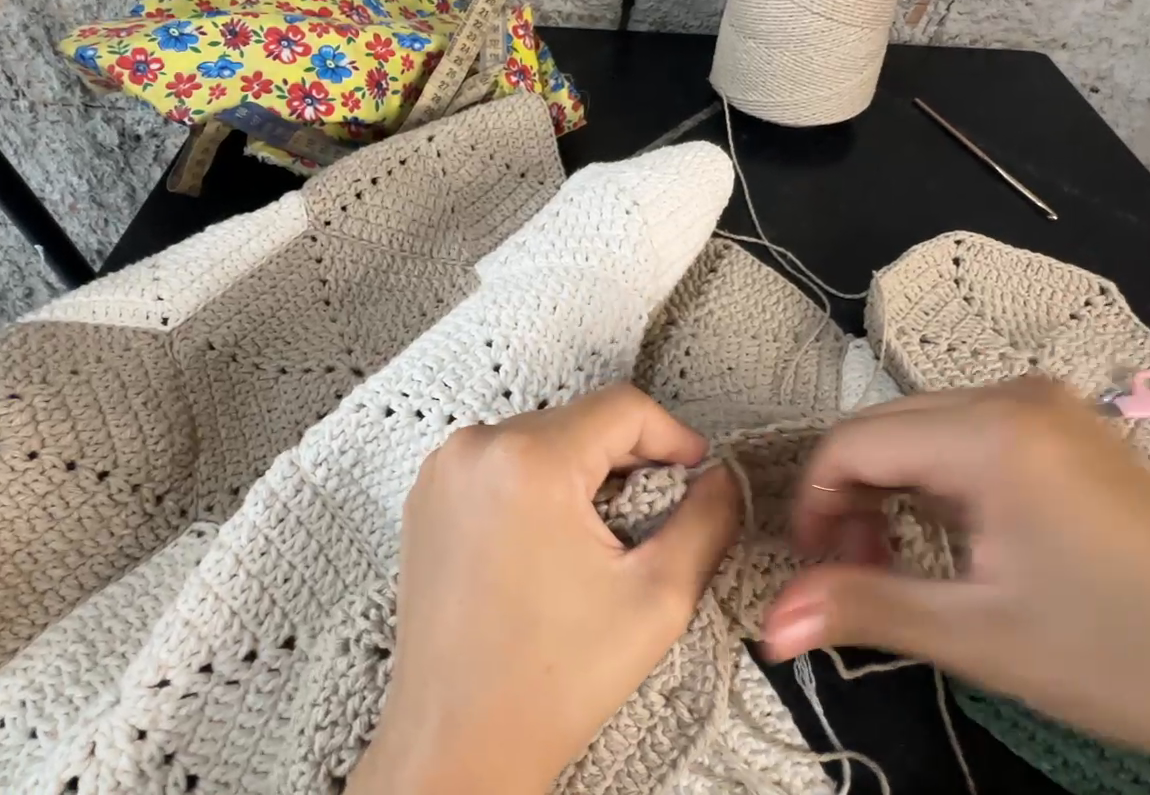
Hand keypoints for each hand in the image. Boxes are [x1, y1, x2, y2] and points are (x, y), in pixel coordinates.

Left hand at [349, 384, 740, 794]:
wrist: (457, 743)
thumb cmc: (548, 682)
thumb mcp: (657, 598)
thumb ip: (706, 521)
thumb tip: (721, 478)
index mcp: (529, 462)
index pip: (621, 406)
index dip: (671, 433)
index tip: (694, 468)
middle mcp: (476, 449)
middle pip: (580, 420)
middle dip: (628, 457)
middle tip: (654, 511)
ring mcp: (444, 471)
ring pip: (542, 437)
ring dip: (582, 470)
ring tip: (601, 534)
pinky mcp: (428, 494)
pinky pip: (502, 461)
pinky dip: (538, 482)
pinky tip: (551, 540)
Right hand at [759, 378, 1149, 794]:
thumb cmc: (1126, 654)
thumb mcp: (977, 635)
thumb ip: (861, 609)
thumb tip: (767, 625)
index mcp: (987, 430)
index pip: (849, 443)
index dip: (814, 505)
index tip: (814, 569)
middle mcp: (1013, 395)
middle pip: (883, 430)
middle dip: (851, 500)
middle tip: (858, 573)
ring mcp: (1050, 407)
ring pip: (923, 432)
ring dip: (893, 492)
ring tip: (906, 564)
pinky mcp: (1073, 431)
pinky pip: (969, 437)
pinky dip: (938, 484)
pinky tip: (957, 540)